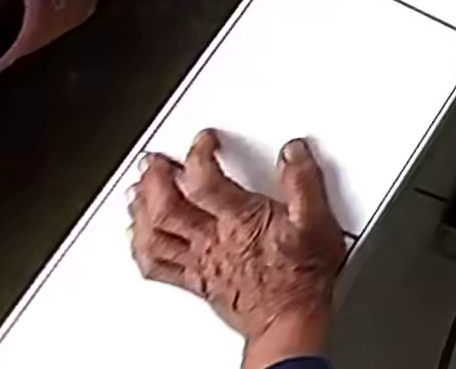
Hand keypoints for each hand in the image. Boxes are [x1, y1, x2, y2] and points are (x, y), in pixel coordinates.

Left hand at [129, 130, 348, 368]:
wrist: (291, 315)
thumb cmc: (304, 271)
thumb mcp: (317, 217)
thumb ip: (305, 180)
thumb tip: (292, 150)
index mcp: (242, 220)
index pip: (206, 183)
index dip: (199, 156)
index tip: (202, 139)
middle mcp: (214, 241)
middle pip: (168, 210)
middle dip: (156, 181)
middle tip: (153, 161)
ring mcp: (200, 263)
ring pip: (154, 237)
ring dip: (141, 211)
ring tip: (138, 190)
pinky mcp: (196, 281)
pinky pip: (155, 264)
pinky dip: (141, 247)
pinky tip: (140, 238)